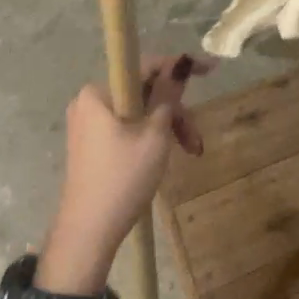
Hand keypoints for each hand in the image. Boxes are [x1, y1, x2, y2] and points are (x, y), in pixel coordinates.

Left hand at [35, 55, 212, 294]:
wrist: (88, 234)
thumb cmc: (123, 178)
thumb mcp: (154, 135)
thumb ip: (168, 95)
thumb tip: (180, 64)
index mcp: (99, 92)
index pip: (146, 66)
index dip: (180, 66)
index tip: (211, 69)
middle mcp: (90, 101)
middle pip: (144, 92)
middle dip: (175, 112)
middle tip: (196, 141)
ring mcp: (88, 123)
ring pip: (139, 112)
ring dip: (167, 128)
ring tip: (189, 153)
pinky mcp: (90, 144)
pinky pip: (127, 127)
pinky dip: (149, 137)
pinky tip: (164, 156)